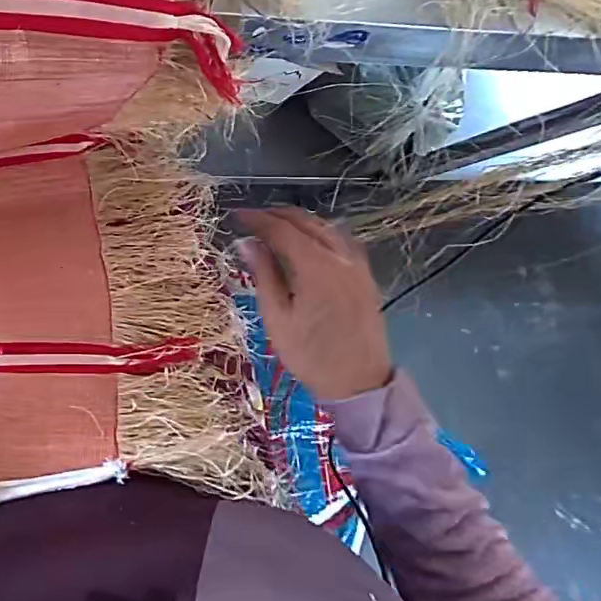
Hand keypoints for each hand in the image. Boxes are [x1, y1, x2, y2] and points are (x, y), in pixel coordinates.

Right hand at [233, 207, 393, 400]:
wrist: (359, 384)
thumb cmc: (309, 354)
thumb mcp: (276, 316)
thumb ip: (264, 274)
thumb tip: (247, 243)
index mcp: (317, 269)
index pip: (282, 230)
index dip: (256, 219)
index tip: (235, 216)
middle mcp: (341, 260)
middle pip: (306, 222)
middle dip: (275, 215)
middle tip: (249, 220)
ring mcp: (358, 267)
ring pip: (326, 228)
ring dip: (298, 221)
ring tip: (272, 227)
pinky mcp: (365, 277)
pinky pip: (341, 241)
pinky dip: (319, 232)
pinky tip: (305, 241)